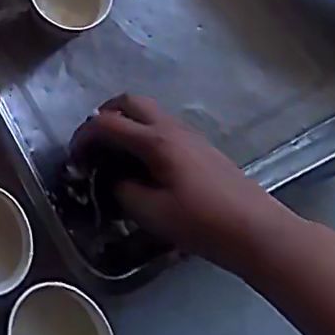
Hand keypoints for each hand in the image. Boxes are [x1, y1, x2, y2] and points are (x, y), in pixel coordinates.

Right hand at [70, 93, 296, 272]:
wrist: (260, 232)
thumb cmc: (203, 223)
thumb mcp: (153, 214)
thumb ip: (124, 192)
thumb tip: (115, 180)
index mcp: (155, 141)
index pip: (107, 123)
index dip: (84, 136)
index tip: (74, 155)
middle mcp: (170, 128)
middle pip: (129, 101)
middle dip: (105, 115)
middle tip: (95, 141)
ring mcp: (189, 135)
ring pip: (148, 111)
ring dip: (126, 122)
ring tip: (117, 153)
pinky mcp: (202, 147)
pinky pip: (163, 126)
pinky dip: (144, 133)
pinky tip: (146, 164)